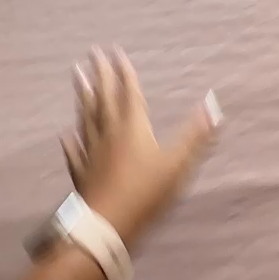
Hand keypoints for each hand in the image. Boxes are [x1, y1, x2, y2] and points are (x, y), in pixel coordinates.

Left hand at [62, 47, 220, 249]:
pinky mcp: (82, 174)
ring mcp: (91, 153)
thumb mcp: (177, 165)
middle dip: (99, 74)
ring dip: (82, 95)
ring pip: (86, 117)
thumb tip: (213, 104)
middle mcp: (109, 133)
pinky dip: (71, 140)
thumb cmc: (144, 194)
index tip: (115, 51)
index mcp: (132, 127)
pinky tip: (64, 134)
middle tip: (91, 53)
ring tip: (77, 76)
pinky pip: (75, 151)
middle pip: (102, 98)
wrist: (105, 228)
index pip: (127, 92)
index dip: (123, 71)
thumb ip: (195, 135)